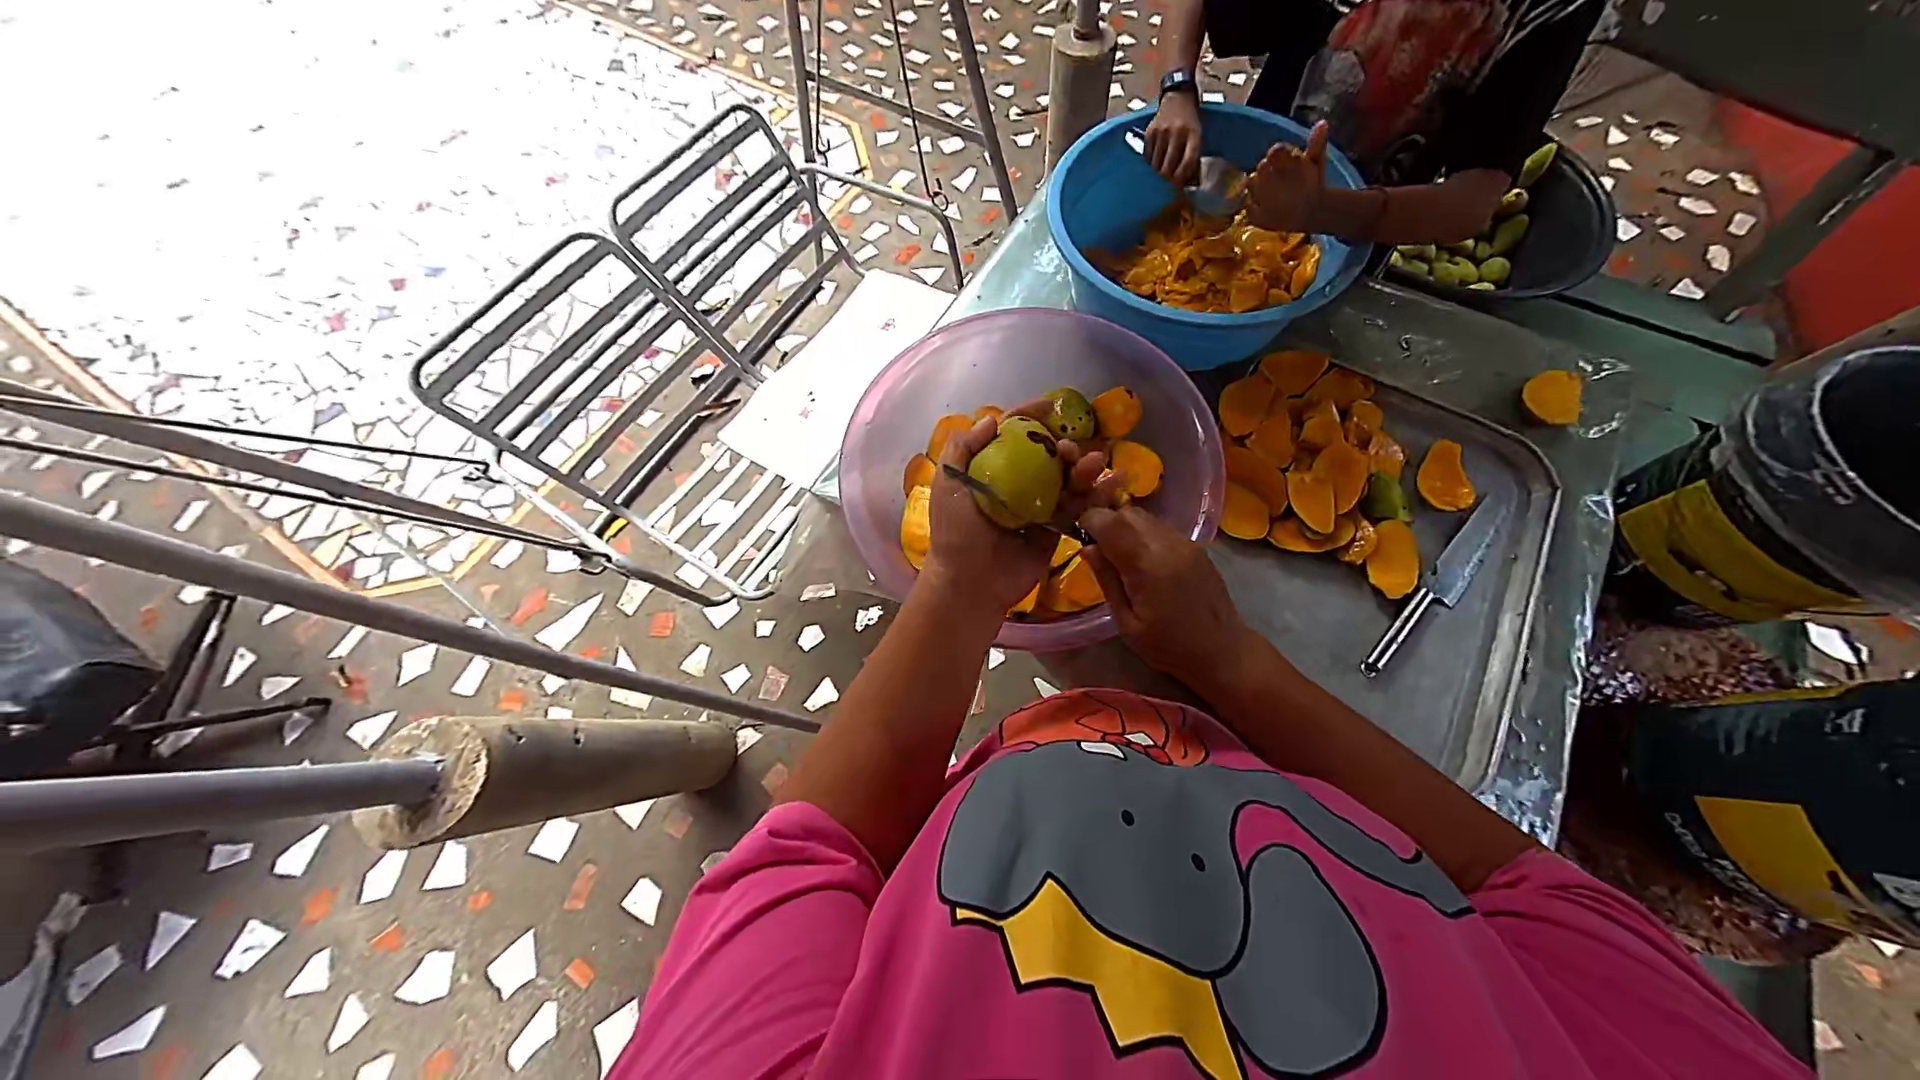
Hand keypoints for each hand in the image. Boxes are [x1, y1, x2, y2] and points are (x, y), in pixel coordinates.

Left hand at [922, 411, 1115, 616]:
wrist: (970, 582)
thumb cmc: (956, 533)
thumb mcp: (948, 484)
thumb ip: (963, 448)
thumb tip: (991, 421)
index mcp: (992, 471)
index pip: (1013, 436)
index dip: (1030, 417)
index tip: (1049, 406)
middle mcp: (1017, 485)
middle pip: (1048, 456)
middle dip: (1063, 446)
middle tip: (1070, 451)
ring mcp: (1038, 507)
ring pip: (1068, 479)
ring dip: (1085, 468)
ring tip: (1095, 463)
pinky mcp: (1055, 530)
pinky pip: (1079, 508)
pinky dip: (1098, 495)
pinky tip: (1113, 483)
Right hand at [1078, 505, 1255, 683]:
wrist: (1223, 650)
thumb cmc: (1169, 646)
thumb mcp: (1127, 623)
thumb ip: (1107, 581)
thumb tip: (1088, 547)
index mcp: (1147, 566)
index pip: (1111, 523)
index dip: (1090, 521)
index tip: (1077, 532)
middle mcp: (1167, 545)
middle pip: (1128, 514)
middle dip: (1106, 522)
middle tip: (1096, 547)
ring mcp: (1185, 543)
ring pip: (1145, 517)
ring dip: (1125, 527)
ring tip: (1118, 553)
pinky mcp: (1195, 546)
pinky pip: (1160, 527)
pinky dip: (1143, 533)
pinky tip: (1141, 558)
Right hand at [1145, 92, 1202, 184]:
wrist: (1177, 99)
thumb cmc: (1189, 124)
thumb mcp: (1197, 137)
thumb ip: (1192, 158)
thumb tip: (1187, 183)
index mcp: (1193, 134)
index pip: (1187, 162)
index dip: (1181, 178)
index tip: (1177, 188)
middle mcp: (1177, 133)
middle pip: (1168, 167)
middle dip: (1166, 181)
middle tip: (1165, 188)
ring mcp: (1162, 133)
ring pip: (1156, 165)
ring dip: (1157, 175)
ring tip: (1158, 179)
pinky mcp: (1149, 133)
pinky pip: (1147, 158)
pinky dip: (1150, 165)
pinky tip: (1153, 166)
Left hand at [1244, 120, 1329, 232]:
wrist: (1314, 214)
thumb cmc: (1314, 185)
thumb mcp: (1317, 163)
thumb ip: (1316, 143)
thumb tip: (1322, 122)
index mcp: (1287, 165)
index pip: (1274, 151)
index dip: (1278, 154)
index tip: (1286, 160)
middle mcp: (1271, 181)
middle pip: (1261, 166)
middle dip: (1268, 170)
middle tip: (1280, 177)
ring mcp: (1262, 200)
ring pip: (1251, 182)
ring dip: (1258, 183)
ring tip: (1272, 190)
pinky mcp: (1257, 216)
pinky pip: (1248, 204)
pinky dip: (1253, 203)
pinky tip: (1264, 204)